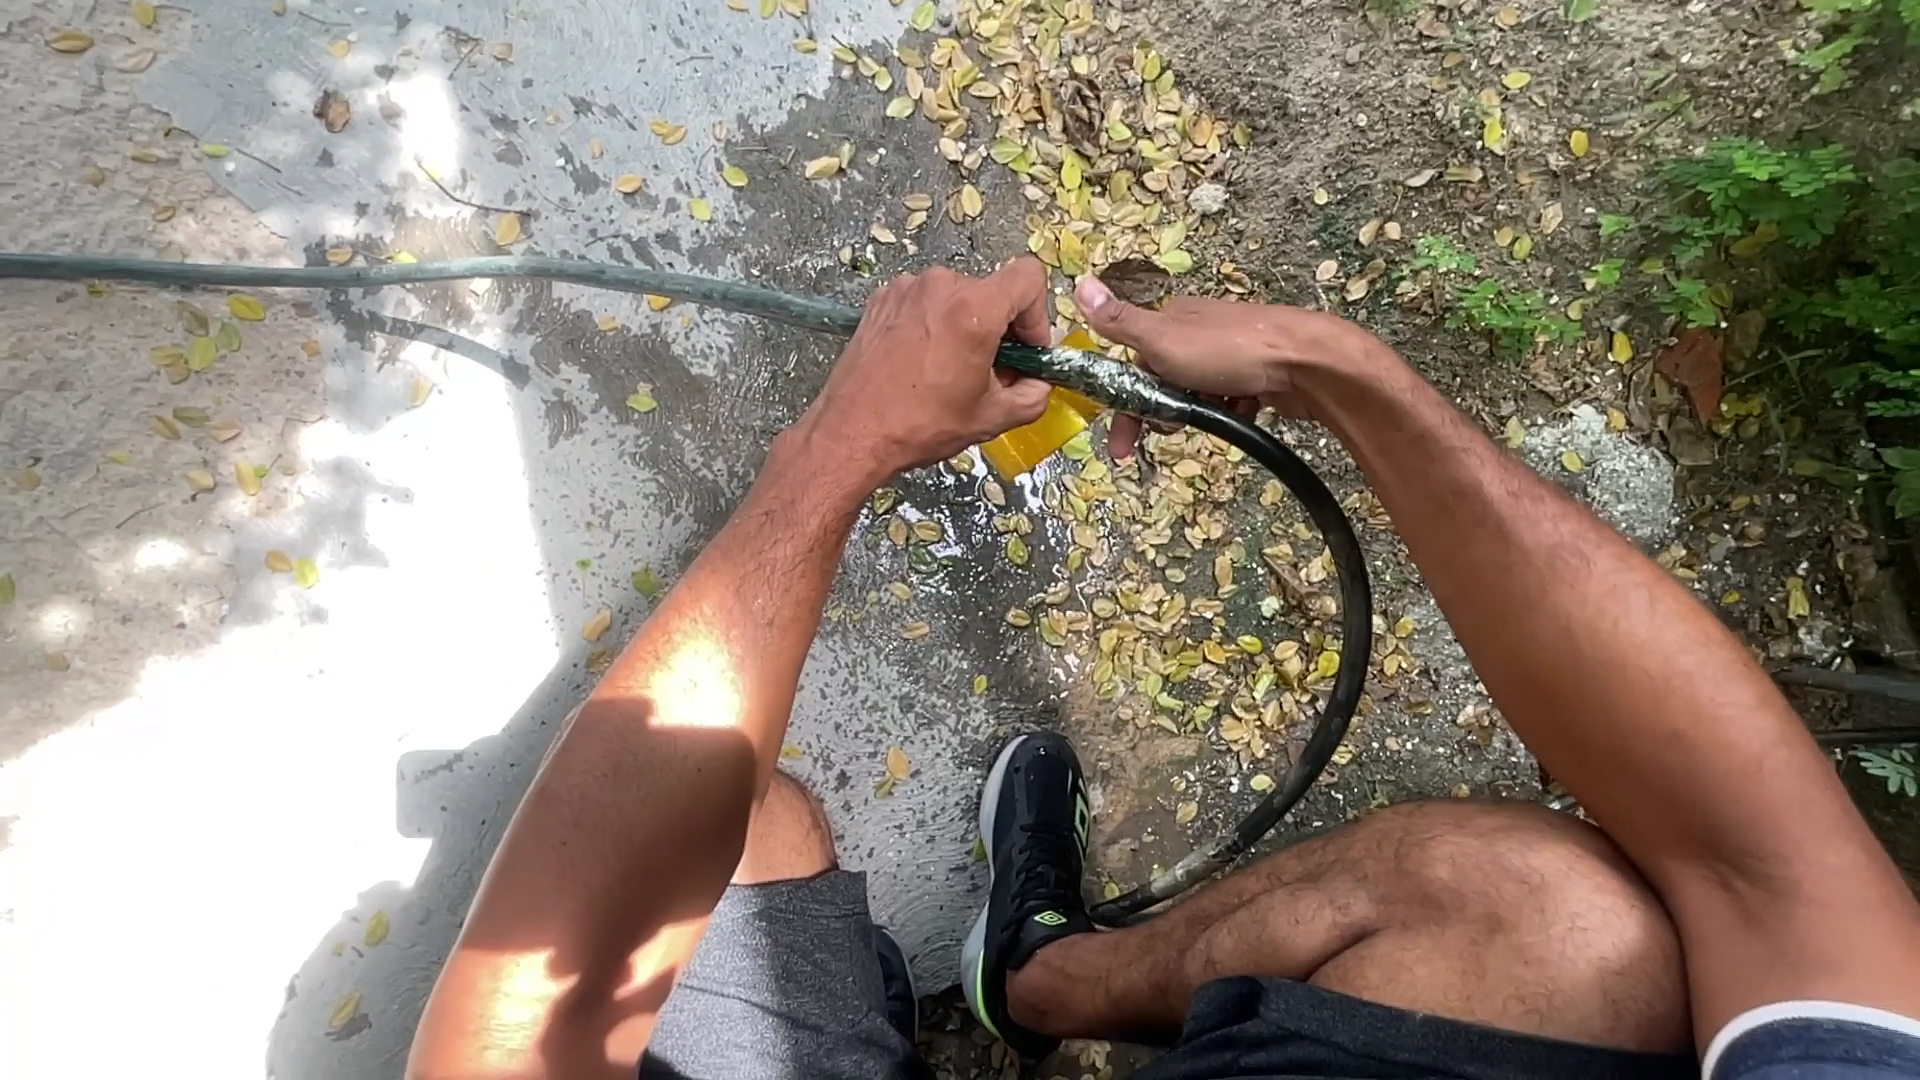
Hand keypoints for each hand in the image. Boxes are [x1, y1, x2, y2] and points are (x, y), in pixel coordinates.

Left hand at [800, 259, 1054, 484]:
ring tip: (951, 370)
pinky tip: (922, 361)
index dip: (1037, 314)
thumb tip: (1039, 382)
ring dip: (965, 327)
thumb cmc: (921, 425)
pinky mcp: (883, 299)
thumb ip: (1033, 395)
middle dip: (1000, 329)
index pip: (1029, 277)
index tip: (1026, 349)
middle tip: (990, 371)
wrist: (852, 432)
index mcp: (974, 309)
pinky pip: (925, 302)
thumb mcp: (991, 419)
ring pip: (957, 297)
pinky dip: (934, 325)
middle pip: (991, 291)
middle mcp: (941, 285)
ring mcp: (907, 288)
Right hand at [1072, 275, 1386, 457]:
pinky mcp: (1257, 372)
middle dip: (1162, 411)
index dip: (1125, 402)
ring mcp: (1230, 351)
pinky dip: (1229, 409)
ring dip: (1195, 411)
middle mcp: (1199, 330)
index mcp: (1172, 319)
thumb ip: (1119, 321)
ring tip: (1211, 419)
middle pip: (1164, 380)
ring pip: (1196, 391)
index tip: (1122, 441)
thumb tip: (1078, 284)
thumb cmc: (1228, 351)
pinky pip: (1229, 398)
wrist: (1305, 363)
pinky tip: (1238, 412)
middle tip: (1167, 434)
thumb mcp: (1161, 338)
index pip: (1134, 363)